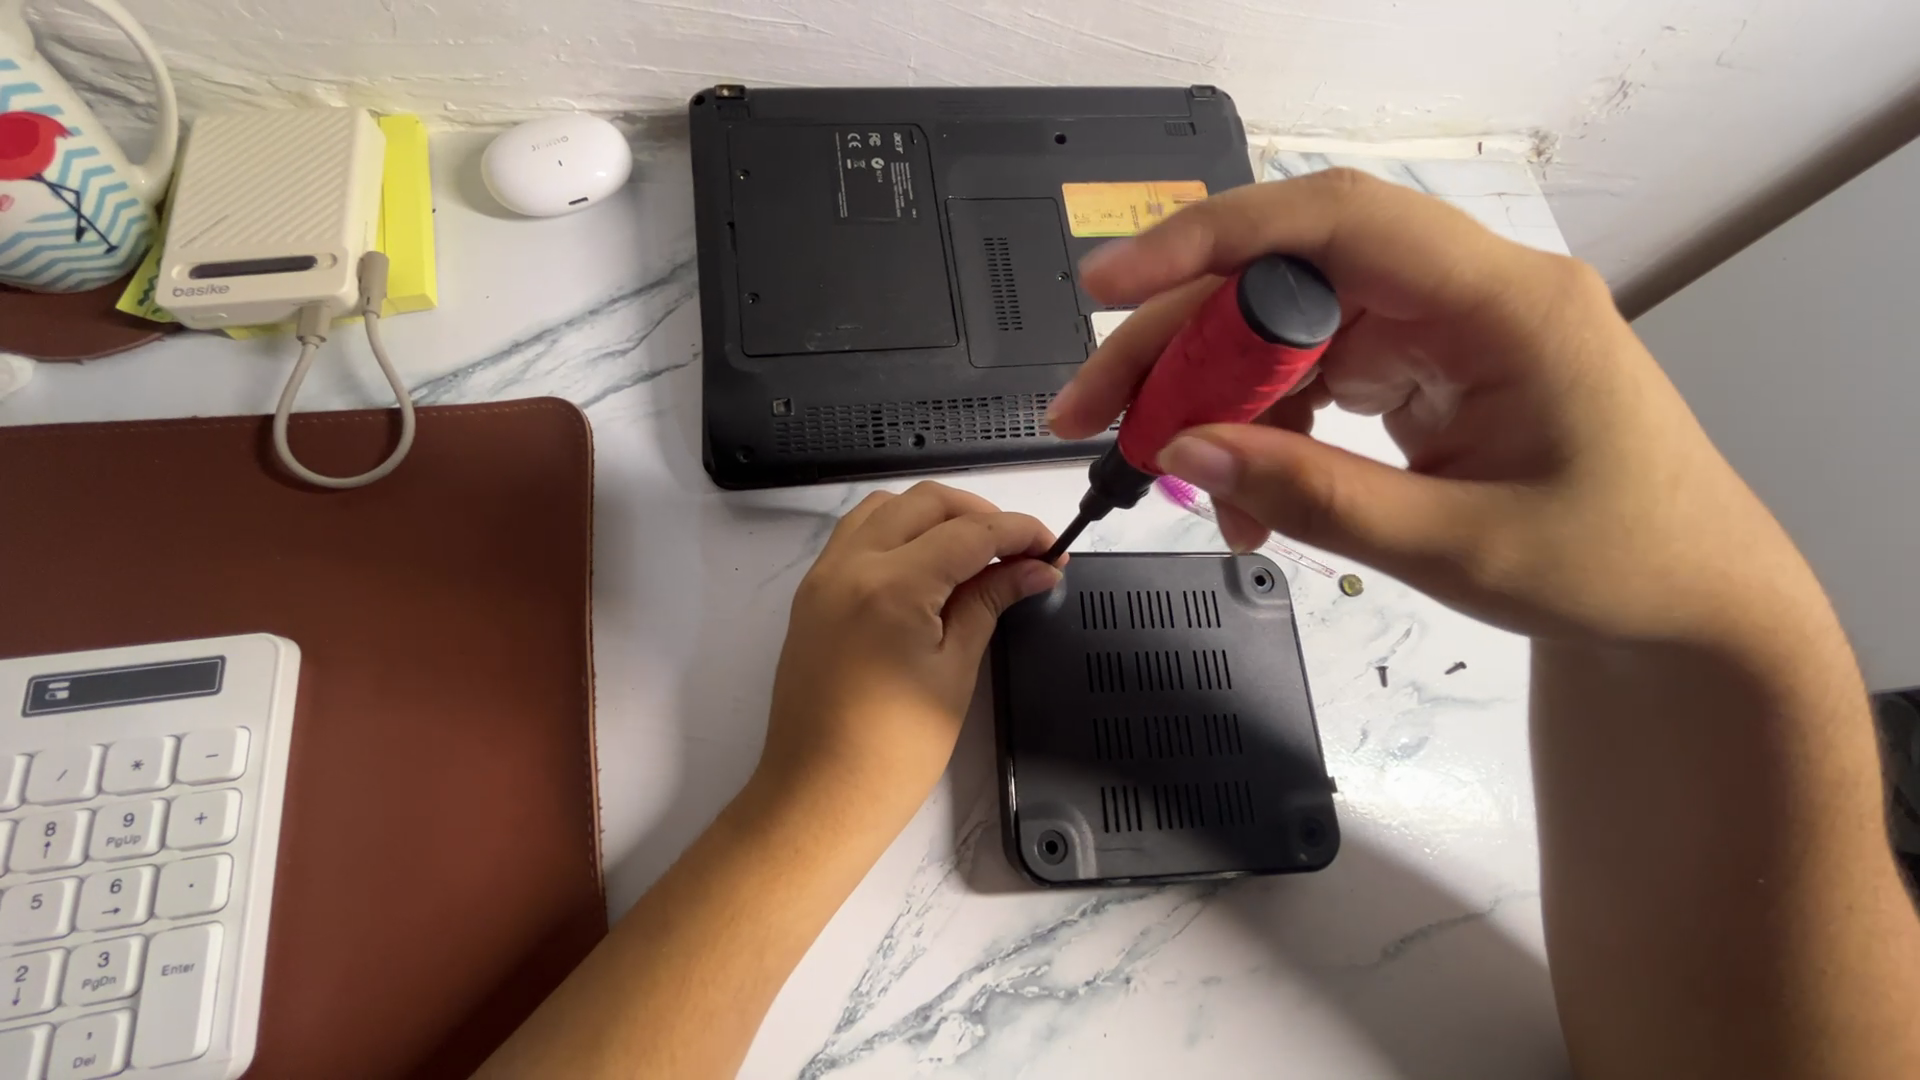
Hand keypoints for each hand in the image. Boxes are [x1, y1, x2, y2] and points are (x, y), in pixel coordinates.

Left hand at [760, 482, 1060, 808]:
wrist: (819, 796)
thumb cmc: (895, 751)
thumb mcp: (955, 670)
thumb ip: (990, 602)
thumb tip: (1036, 570)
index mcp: (892, 586)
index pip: (968, 532)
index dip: (1019, 532)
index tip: (1052, 548)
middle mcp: (850, 565)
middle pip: (925, 502)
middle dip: (980, 514)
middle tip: (1018, 550)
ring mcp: (823, 576)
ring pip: (885, 508)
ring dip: (934, 516)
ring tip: (973, 553)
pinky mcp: (812, 594)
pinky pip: (857, 536)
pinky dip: (897, 533)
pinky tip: (926, 566)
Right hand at [1050, 169, 1814, 644]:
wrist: (1679, 601)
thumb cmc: (1609, 566)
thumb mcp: (1452, 545)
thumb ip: (1311, 496)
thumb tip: (1184, 452)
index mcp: (1500, 303)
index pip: (1333, 224)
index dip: (1209, 239)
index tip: (1110, 284)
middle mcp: (1453, 294)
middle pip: (1277, 285)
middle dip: (1172, 346)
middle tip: (1091, 411)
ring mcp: (1425, 330)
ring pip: (1273, 335)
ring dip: (1205, 403)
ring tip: (1167, 478)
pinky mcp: (1404, 370)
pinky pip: (1298, 382)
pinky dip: (1250, 436)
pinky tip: (1238, 497)